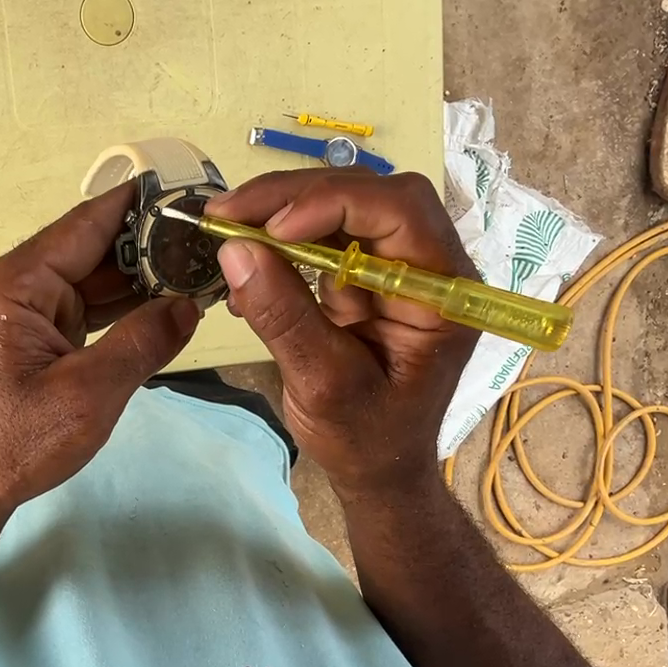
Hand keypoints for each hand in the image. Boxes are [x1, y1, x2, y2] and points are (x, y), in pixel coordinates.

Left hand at [0, 182, 200, 513]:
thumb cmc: (21, 441)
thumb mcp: (90, 393)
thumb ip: (142, 343)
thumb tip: (189, 307)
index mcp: (17, 284)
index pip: (86, 225)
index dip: (138, 205)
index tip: (187, 190)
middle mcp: (17, 285)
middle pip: (91, 247)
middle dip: (148, 244)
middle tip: (206, 238)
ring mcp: (27, 310)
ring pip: (92, 278)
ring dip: (141, 277)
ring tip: (198, 267)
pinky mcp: (38, 335)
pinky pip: (87, 307)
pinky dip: (124, 307)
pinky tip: (165, 303)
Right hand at [207, 170, 479, 497]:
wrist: (378, 469)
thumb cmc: (366, 438)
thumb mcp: (323, 383)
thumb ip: (284, 316)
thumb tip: (234, 251)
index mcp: (442, 292)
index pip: (400, 212)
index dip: (334, 204)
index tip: (271, 228)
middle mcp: (426, 268)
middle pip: (368, 198)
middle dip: (295, 197)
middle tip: (227, 211)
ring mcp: (394, 271)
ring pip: (341, 212)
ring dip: (279, 213)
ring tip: (225, 226)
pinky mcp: (364, 281)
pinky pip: (322, 243)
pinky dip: (279, 245)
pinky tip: (244, 261)